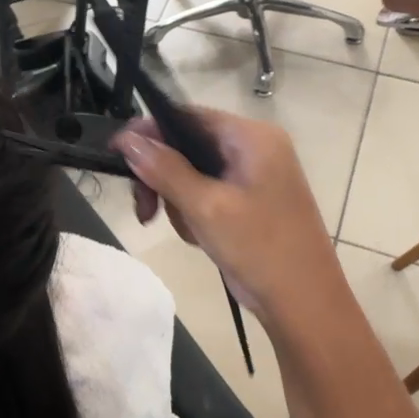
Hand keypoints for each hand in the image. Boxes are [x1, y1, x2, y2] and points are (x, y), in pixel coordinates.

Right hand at [113, 109, 341, 317]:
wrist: (303, 301)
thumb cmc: (259, 248)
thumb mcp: (205, 207)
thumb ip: (164, 169)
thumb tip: (126, 140)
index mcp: (252, 138)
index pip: (187, 116)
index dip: (148, 132)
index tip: (115, 155)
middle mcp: (253, 148)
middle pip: (186, 144)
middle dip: (161, 176)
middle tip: (145, 210)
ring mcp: (252, 174)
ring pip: (190, 171)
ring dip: (176, 200)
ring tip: (187, 231)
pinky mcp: (247, 199)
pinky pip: (205, 192)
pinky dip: (192, 211)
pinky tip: (199, 235)